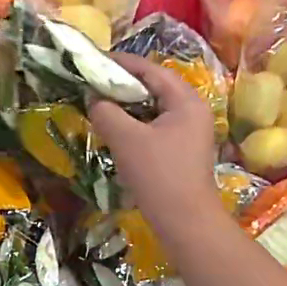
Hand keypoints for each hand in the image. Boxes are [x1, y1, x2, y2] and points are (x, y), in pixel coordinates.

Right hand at [89, 54, 224, 231]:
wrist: (185, 222)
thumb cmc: (159, 175)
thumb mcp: (126, 139)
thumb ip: (106, 113)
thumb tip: (94, 99)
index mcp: (186, 101)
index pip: (151, 70)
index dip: (121, 64)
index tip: (93, 63)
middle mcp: (192, 111)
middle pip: (154, 88)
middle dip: (122, 86)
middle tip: (93, 86)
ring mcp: (190, 133)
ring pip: (153, 110)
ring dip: (127, 108)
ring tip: (100, 107)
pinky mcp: (182, 152)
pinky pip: (155, 128)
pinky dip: (135, 126)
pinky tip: (115, 134)